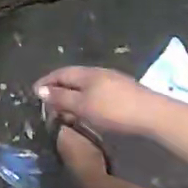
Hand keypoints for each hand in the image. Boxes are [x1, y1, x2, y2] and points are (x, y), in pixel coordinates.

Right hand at [33, 66, 178, 137]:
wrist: (152, 115)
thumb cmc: (113, 110)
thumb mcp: (82, 106)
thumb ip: (61, 98)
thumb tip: (41, 89)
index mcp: (86, 73)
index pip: (60, 73)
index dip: (46, 82)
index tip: (34, 92)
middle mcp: (98, 73)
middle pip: (73, 79)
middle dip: (58, 90)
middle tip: (48, 106)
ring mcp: (112, 82)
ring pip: (85, 87)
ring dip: (72, 97)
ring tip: (65, 112)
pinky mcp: (123, 93)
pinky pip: (96, 94)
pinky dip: (85, 102)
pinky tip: (87, 113)